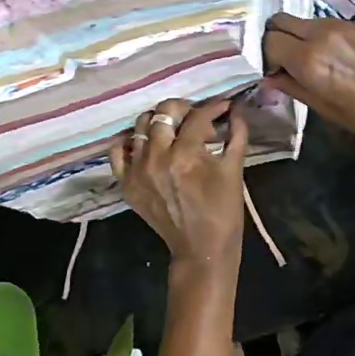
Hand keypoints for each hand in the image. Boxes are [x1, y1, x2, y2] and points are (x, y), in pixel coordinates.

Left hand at [111, 98, 248, 285]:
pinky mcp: (126, 183)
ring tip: (173, 129)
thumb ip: (236, 134)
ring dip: (159, 121)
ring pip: (140, 126)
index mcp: (185, 154)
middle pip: (164, 113)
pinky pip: (118, 151)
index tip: (224, 106)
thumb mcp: (234, 170)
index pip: (197, 117)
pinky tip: (146, 142)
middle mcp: (156, 157)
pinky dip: (130, 141)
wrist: (201, 249)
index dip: (214, 107)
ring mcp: (136, 170)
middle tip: (197, 117)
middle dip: (185, 109)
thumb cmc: (223, 211)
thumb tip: (236, 109)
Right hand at [262, 15, 354, 152]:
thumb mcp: (321, 108)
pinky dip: (318, 36)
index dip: (266, 57)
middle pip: (280, 20)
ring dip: (297, 36)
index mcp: (308, 59)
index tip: (273, 72)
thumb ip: (291, 86)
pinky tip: (333, 57)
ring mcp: (341, 25)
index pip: (269, 41)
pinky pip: (325, 24)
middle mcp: (320, 35)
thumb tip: (270, 77)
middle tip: (282, 60)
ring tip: (309, 61)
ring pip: (303, 20)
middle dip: (275, 38)